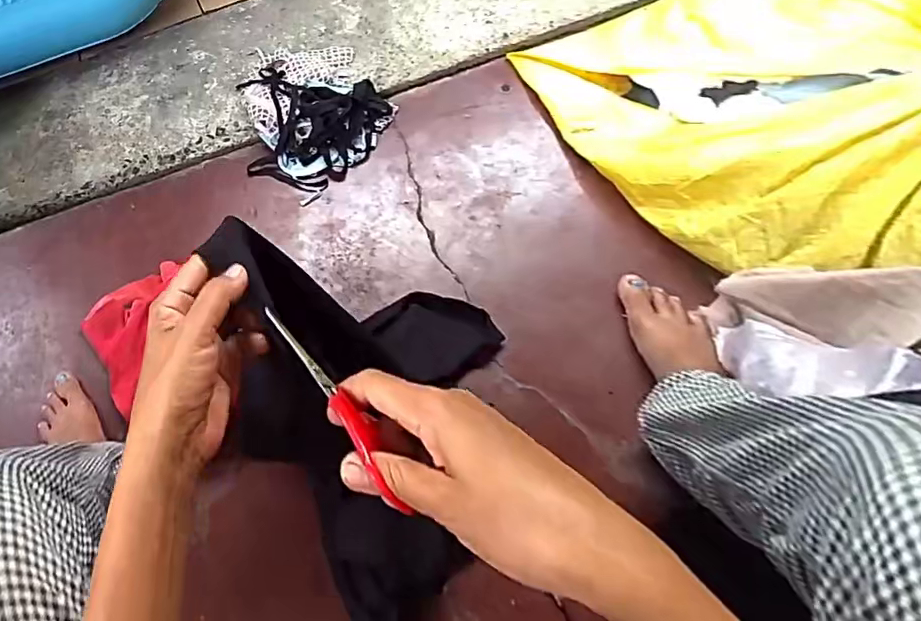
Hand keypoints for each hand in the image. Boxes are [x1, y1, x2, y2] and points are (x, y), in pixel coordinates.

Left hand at [128, 256, 266, 477]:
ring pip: (236, 314)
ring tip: (268, 314)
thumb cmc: (174, 383)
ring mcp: (209, 342)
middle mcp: (189, 320)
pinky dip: (256, 338)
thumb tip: (239, 268)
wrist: (177, 442)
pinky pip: (245, 340)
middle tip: (268, 282)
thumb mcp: (193, 332)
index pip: (198, 269)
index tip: (251, 252)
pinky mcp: (226, 363)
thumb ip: (217, 296)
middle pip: (221, 291)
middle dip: (243, 286)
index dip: (221, 260)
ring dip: (253, 313)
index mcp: (172, 306)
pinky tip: (264, 341)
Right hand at [333, 371, 729, 619]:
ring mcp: (476, 418)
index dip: (345, 397)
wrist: (592, 538)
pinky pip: (442, 433)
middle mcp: (454, 402)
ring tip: (396, 491)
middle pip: (396, 400)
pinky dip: (423, 454)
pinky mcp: (492, 437)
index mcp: (436, 408)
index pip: (375, 383)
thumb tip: (349, 463)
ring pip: (418, 420)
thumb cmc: (512, 519)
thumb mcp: (444, 503)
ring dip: (397, 447)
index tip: (328, 425)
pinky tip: (428, 489)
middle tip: (364, 477)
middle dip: (371, 431)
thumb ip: (392, 477)